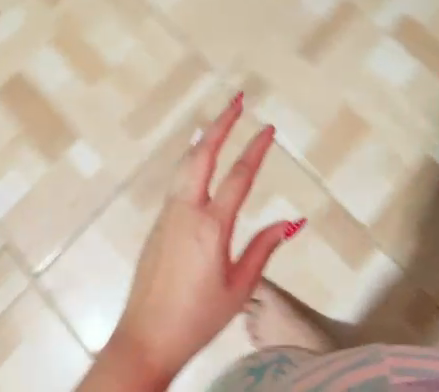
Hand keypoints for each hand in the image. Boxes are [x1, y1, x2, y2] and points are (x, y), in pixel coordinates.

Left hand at [96, 94, 303, 386]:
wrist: (146, 338)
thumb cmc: (198, 318)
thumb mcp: (239, 288)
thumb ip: (263, 249)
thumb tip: (292, 221)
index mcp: (211, 226)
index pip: (239, 176)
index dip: (256, 148)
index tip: (269, 128)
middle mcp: (186, 211)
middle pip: (203, 154)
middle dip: (221, 124)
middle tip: (238, 100)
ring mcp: (168, 214)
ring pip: (186, 164)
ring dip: (204, 138)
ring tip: (218, 120)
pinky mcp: (158, 224)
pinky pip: (177, 180)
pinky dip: (191, 159)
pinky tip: (198, 159)